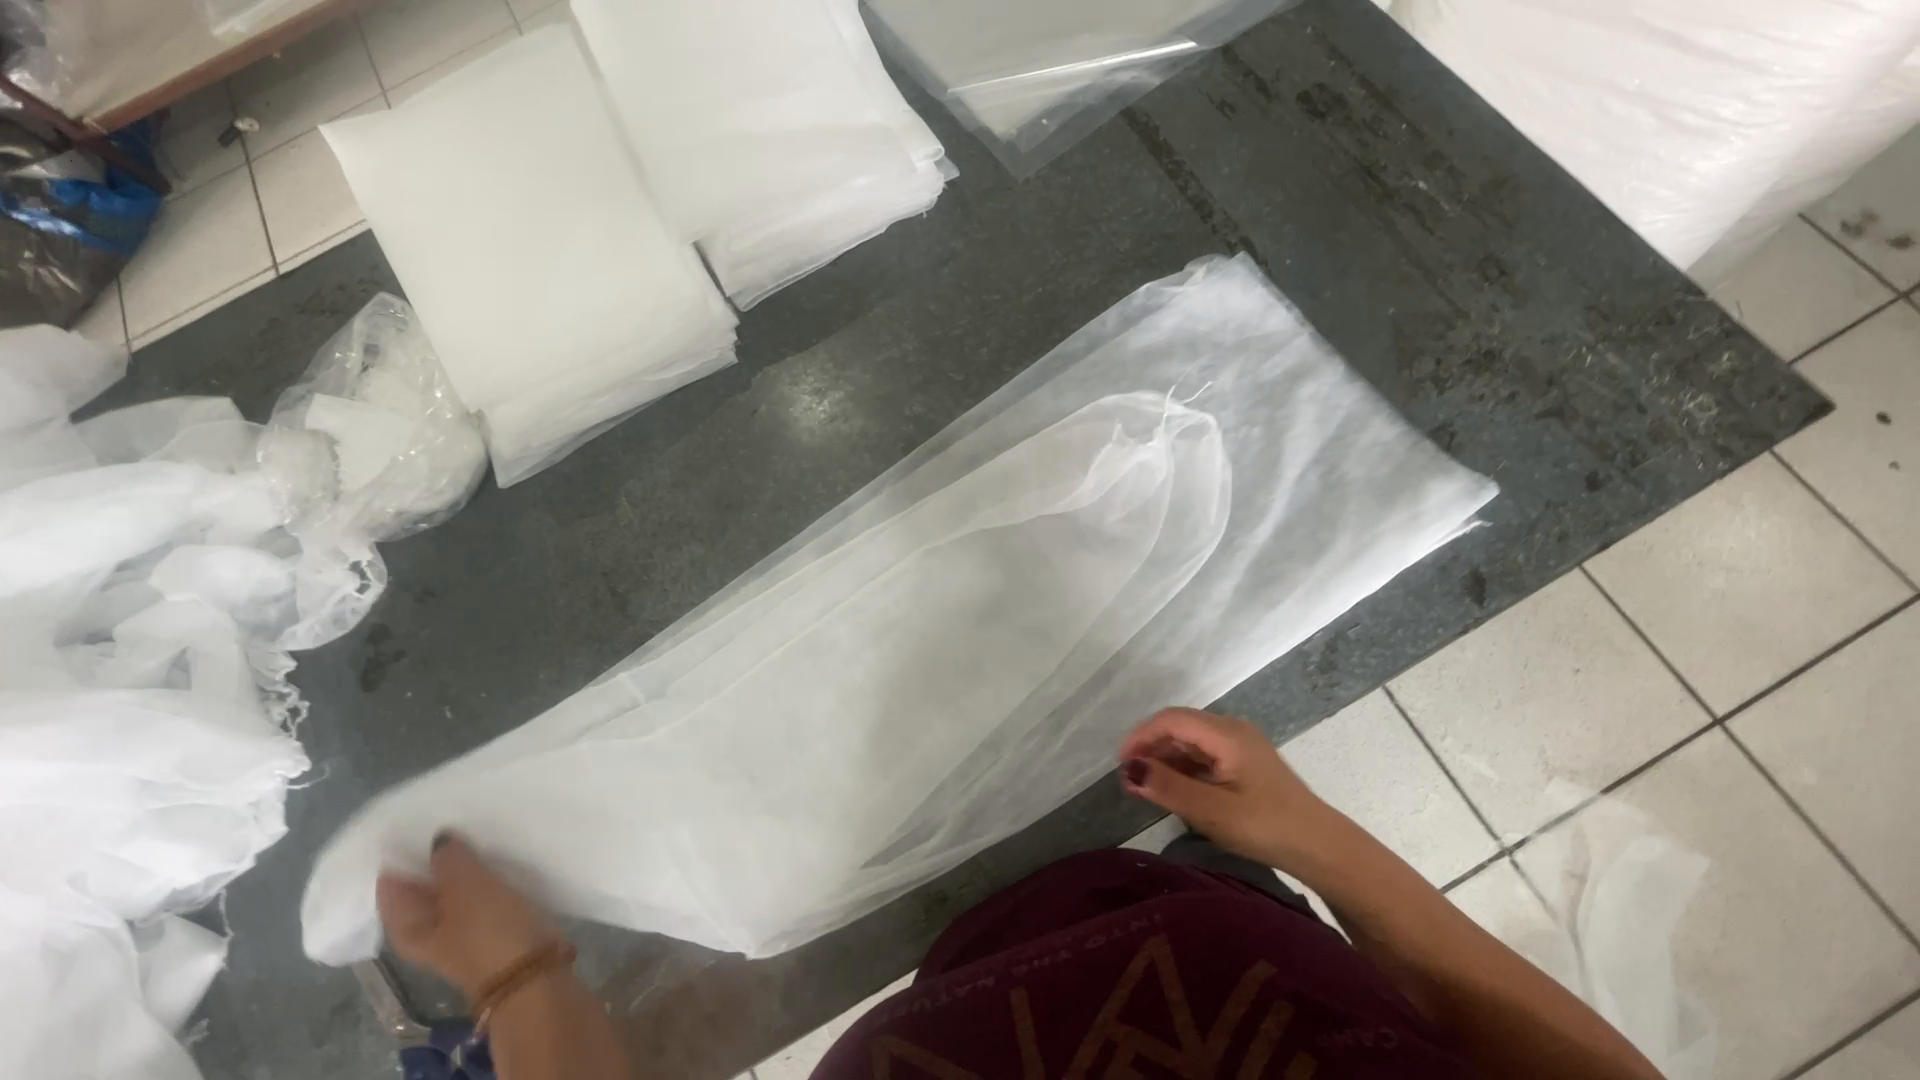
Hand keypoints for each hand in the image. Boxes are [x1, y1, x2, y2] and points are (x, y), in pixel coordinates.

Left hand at [376, 834, 559, 998]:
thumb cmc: (490, 931)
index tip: (418, 816)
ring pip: (454, 886)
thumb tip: (439, 838)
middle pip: (422, 882)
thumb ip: (449, 859)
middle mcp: (427, 926)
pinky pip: (480, 891)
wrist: (533, 971)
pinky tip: (498, 852)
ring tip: (475, 825)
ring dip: (463, 862)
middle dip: (434, 853)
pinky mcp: (490, 922)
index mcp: (406, 925)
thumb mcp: (467, 889)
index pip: (390, 880)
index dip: (401, 849)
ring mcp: (460, 925)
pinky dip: (485, 874)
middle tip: (451, 812)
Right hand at [1118, 707, 1337, 868]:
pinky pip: (1204, 756)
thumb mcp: (1211, 810)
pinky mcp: (1245, 764)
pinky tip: (1173, 791)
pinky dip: (1183, 769)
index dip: (1141, 736)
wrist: (1320, 848)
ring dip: (1165, 760)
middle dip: (1150, 749)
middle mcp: (1232, 730)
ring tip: (1145, 789)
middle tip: (1129, 780)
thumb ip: (1168, 787)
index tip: (1121, 765)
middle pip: (1180, 727)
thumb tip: (1128, 769)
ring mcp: (1240, 746)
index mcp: (1226, 733)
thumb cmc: (1265, 826)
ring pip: (1191, 742)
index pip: (1171, 720)